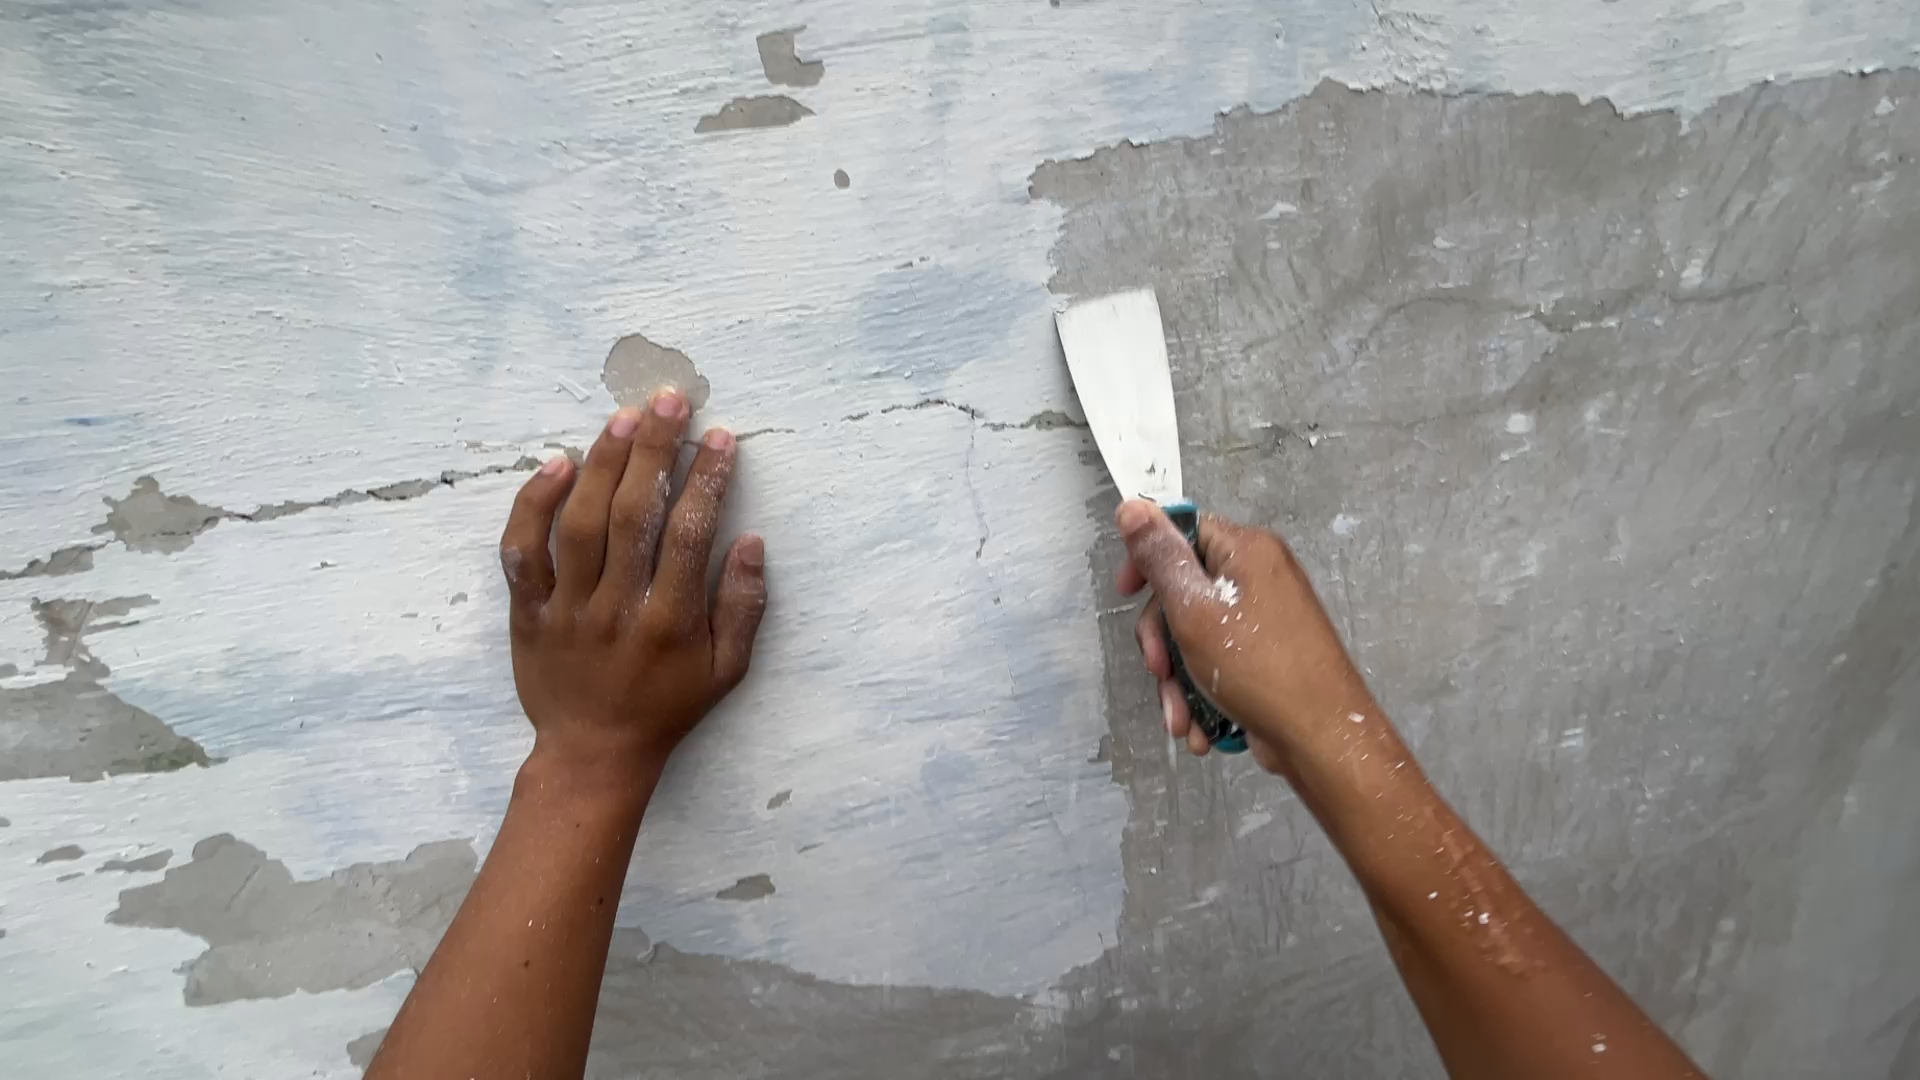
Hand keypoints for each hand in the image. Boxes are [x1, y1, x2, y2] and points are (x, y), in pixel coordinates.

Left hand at [499, 393, 767, 783]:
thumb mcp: (729, 670)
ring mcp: (566, 608)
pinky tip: (555, 463)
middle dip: (653, 450)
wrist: (594, 752)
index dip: (707, 480)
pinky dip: (532, 504)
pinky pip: (522, 552)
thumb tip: (753, 542)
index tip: (720, 438)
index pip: (691, 534)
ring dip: (602, 463)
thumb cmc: (670, 706)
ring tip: (624, 417)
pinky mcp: (527, 612)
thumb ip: (746, 607)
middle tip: (668, 400)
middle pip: (633, 514)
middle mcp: (618, 607)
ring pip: (578, 523)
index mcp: (672, 622)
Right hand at [1115, 500, 1371, 775]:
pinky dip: (1202, 690)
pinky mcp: (1266, 654)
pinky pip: (1218, 658)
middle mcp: (1259, 575)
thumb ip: (1160, 558)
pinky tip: (1199, 725)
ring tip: (1181, 718)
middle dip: (1163, 641)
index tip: (1126, 593)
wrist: (1322, 740)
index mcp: (1246, 550)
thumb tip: (1132, 505)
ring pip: (1196, 633)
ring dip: (1178, 677)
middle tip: (1158, 672)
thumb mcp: (1194, 608)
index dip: (1147, 560)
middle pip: (1183, 590)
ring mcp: (1265, 616)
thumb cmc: (1257, 667)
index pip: (1183, 531)